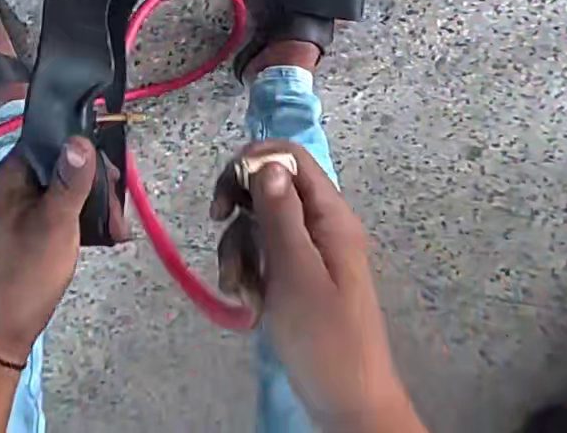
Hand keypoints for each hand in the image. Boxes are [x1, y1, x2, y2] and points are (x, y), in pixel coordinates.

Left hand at [0, 136, 124, 361]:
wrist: (7, 327)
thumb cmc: (26, 270)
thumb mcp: (54, 221)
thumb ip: (70, 180)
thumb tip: (81, 139)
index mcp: (16, 168)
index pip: (52, 135)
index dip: (83, 145)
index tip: (110, 170)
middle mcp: (22, 177)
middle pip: (67, 159)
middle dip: (97, 180)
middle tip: (117, 210)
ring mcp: (31, 199)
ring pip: (73, 183)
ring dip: (98, 200)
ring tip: (117, 227)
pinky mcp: (41, 220)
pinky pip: (70, 204)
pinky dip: (90, 214)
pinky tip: (109, 233)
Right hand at [211, 141, 420, 432]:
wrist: (349, 408)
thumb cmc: (325, 338)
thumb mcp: (296, 271)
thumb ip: (280, 213)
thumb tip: (264, 163)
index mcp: (330, 216)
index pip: (289, 157)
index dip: (254, 160)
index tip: (228, 189)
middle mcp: (319, 224)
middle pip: (267, 184)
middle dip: (237, 201)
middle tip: (217, 217)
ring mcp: (306, 249)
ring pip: (256, 220)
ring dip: (236, 245)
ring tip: (237, 285)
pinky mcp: (293, 273)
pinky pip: (258, 250)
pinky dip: (244, 267)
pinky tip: (243, 296)